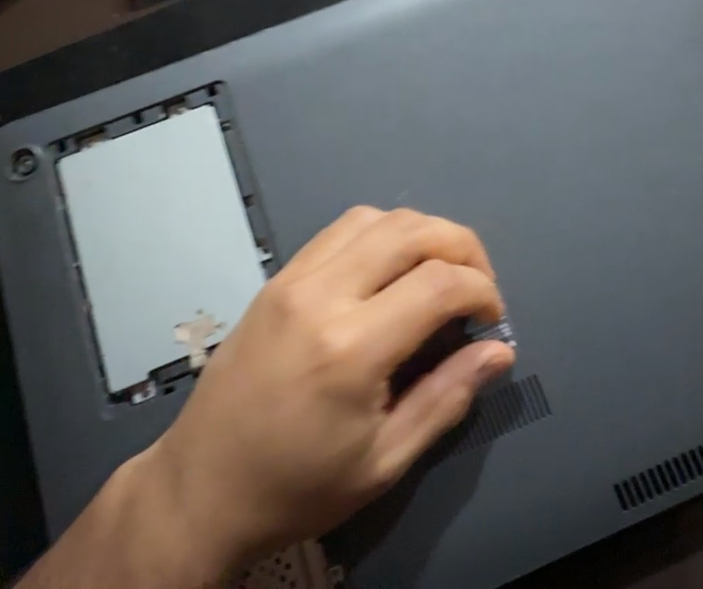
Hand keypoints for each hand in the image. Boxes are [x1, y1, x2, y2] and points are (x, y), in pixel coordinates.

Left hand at [23, 207, 514, 587]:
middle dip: (463, 247)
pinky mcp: (276, 278)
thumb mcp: (383, 461)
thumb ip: (446, 397)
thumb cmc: (298, 485)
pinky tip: (391, 270)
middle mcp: (322, 293)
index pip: (440, 282)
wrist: (203, 485)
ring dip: (421, 232)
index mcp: (351, 347)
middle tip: (478, 287)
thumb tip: (499, 351)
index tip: (493, 320)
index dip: (483, 290)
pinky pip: (339, 230)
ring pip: (375, 217)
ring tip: (440, 272)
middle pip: (412, 230)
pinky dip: (380, 233)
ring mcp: (293, 278)